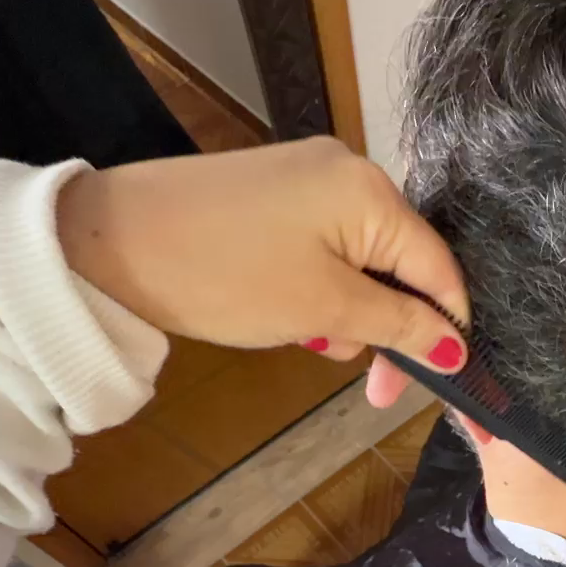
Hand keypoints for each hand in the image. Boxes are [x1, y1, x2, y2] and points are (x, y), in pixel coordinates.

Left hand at [57, 137, 467, 401]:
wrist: (107, 242)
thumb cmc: (227, 276)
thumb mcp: (325, 309)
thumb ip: (400, 325)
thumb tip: (458, 348)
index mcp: (373, 193)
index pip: (440, 269)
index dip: (447, 330)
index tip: (443, 386)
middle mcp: (351, 174)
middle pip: (403, 267)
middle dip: (392, 330)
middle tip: (374, 392)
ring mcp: (311, 180)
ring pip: (365, 265)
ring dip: (353, 314)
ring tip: (312, 339)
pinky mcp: (279, 195)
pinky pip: (329, 251)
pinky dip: (324, 291)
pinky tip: (295, 315)